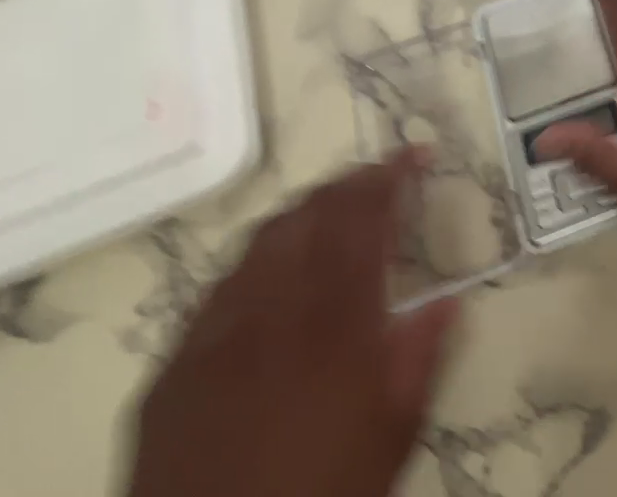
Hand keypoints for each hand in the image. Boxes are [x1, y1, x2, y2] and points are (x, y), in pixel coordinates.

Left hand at [127, 150, 457, 496]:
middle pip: (307, 217)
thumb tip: (444, 301)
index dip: (388, 177)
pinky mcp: (172, 370)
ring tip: (334, 209)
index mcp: (334, 324)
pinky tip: (272, 275)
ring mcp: (212, 338)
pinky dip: (258, 260)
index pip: (361, 222)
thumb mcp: (395, 433)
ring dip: (303, 213)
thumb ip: (419, 356)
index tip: (415, 154)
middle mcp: (270, 313)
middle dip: (348, 182)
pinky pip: (218, 290)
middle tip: (382, 174)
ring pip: (258, 244)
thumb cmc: (325, 496)